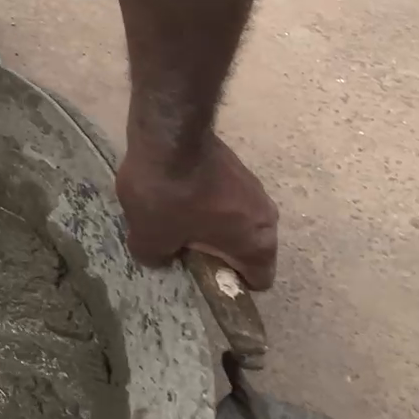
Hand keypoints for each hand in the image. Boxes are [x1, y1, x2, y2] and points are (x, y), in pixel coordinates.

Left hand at [116, 133, 277, 290]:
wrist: (169, 137)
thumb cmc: (168, 194)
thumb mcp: (150, 235)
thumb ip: (156, 256)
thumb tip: (158, 260)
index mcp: (258, 245)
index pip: (257, 279)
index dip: (229, 282)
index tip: (199, 272)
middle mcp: (267, 218)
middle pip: (243, 246)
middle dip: (211, 247)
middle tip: (176, 240)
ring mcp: (254, 187)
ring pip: (231, 217)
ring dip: (204, 218)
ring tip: (168, 211)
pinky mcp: (234, 165)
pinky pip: (219, 192)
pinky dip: (200, 195)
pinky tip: (171, 186)